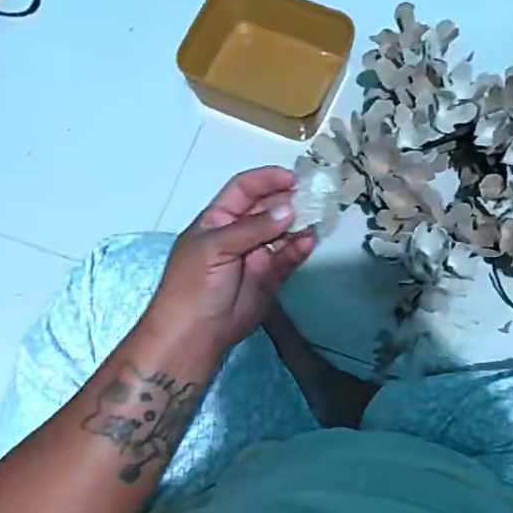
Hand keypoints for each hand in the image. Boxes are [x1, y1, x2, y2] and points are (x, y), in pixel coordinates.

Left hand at [145, 167, 315, 354]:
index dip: (266, 180)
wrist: (194, 334)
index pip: (244, 189)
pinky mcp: (270, 277)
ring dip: (300, 223)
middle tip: (315, 197)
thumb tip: (289, 209)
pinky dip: (300, 248)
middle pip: (268, 208)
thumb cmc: (194, 285)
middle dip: (290, 200)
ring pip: (283, 232)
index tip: (292, 178)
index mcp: (217, 219)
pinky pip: (289, 257)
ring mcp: (256, 255)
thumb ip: (253, 228)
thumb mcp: (216, 247)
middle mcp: (239, 233)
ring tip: (319, 217)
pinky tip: (309, 242)